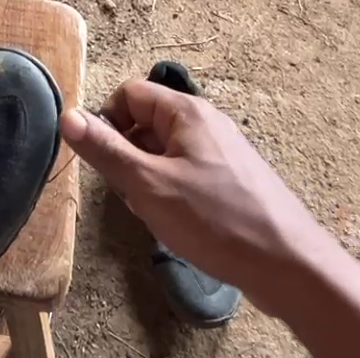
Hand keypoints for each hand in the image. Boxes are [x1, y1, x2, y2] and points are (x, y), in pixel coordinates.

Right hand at [62, 80, 359, 357]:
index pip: (130, 93)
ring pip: (167, 151)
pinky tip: (183, 225)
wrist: (291, 267)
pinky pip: (190, 171)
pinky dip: (175, 191)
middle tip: (132, 195)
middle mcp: (207, 121)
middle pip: (148, 121)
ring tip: (159, 215)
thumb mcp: (148, 186)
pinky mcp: (236, 179)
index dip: (108, 121)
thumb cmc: (216, 220)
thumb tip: (67, 115)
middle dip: (130, 155)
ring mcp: (225, 150)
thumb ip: (106, 150)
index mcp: (186, 112)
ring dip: (151, 178)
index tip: (105, 161)